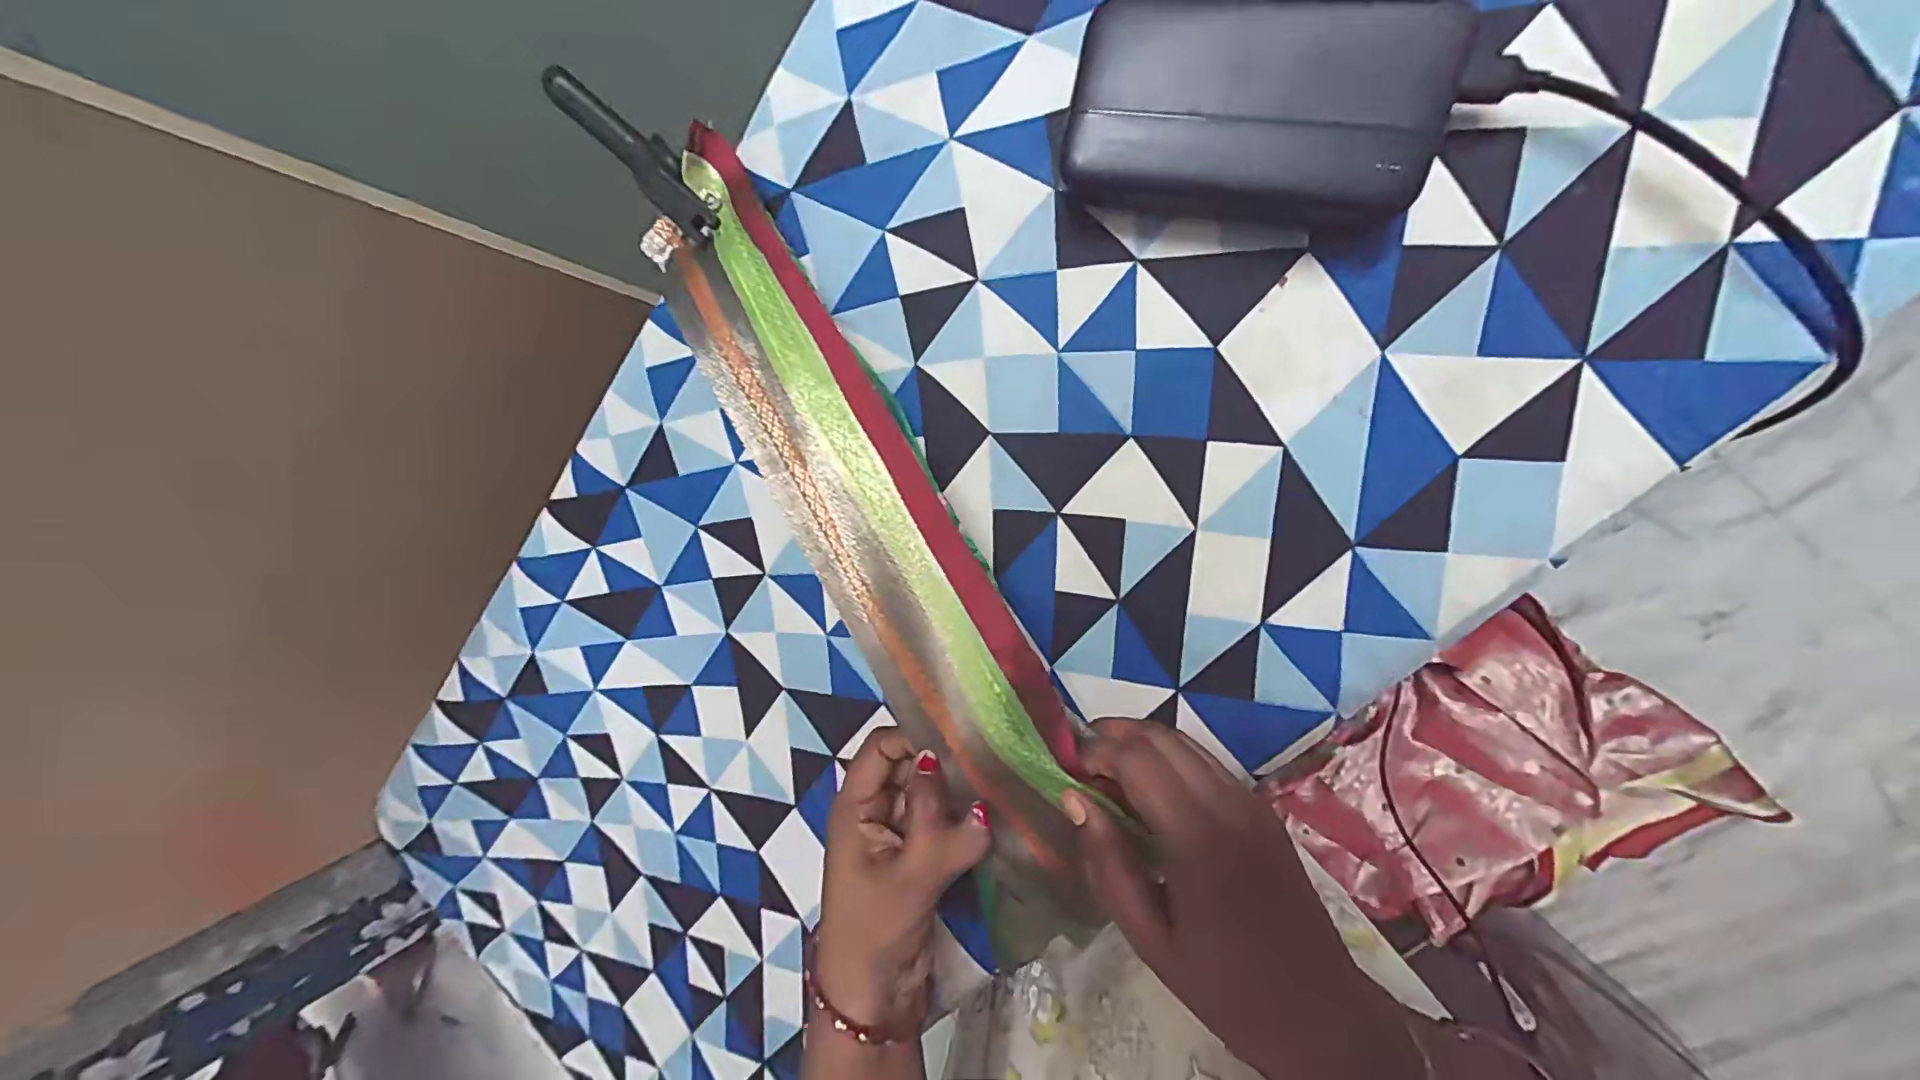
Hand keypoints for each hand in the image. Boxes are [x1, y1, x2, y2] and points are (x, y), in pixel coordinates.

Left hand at [814, 728, 990, 1035]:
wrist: (872, 1001)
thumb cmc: (874, 932)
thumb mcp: (909, 878)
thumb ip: (943, 832)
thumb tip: (979, 795)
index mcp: (856, 806)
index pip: (882, 747)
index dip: (914, 736)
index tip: (958, 736)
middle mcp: (876, 810)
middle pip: (910, 766)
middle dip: (944, 761)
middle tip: (989, 755)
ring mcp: (900, 832)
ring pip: (930, 793)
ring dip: (957, 790)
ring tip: (998, 777)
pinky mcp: (921, 855)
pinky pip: (942, 821)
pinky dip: (962, 816)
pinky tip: (994, 810)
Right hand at [1063, 720, 1423, 1079]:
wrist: (1320, 1012)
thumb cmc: (1224, 985)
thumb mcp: (1148, 937)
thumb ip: (1108, 862)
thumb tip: (1075, 800)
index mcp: (1196, 835)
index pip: (1135, 757)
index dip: (1095, 750)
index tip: (1067, 767)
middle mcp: (1227, 802)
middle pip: (1159, 736)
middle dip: (1113, 735)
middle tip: (1081, 760)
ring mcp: (1250, 800)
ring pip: (1185, 741)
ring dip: (1140, 742)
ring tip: (1108, 768)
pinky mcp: (1262, 807)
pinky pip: (1205, 762)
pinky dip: (1168, 757)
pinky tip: (1150, 788)